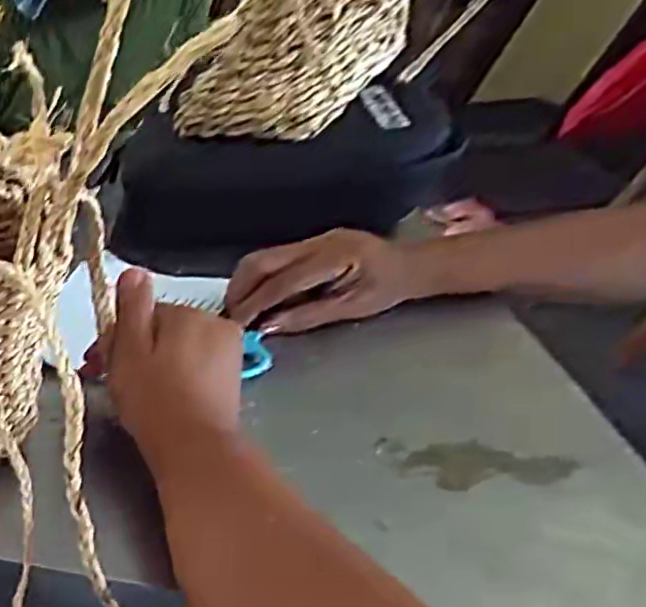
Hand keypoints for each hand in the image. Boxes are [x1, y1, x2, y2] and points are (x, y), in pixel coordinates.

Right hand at [100, 269, 244, 462]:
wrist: (193, 444)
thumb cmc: (152, 399)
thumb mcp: (130, 352)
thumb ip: (132, 311)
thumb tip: (133, 272)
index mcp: (186, 314)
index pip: (142, 313)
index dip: (115, 337)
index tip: (95, 364)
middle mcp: (214, 322)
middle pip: (161, 328)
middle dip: (134, 349)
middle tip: (107, 380)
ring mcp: (227, 348)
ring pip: (177, 346)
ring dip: (152, 362)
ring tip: (132, 391)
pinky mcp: (230, 374)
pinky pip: (193, 364)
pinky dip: (173, 376)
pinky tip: (159, 397)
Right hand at [225, 228, 435, 333]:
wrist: (412, 264)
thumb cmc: (388, 289)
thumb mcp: (350, 309)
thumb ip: (306, 317)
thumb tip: (264, 327)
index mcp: (337, 256)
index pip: (281, 282)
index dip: (255, 306)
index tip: (236, 326)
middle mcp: (320, 241)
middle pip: (260, 262)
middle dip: (239, 292)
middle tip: (232, 317)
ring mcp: (312, 240)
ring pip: (258, 259)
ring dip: (241, 286)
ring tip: (240, 309)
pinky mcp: (305, 244)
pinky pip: (267, 260)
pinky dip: (252, 281)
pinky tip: (254, 298)